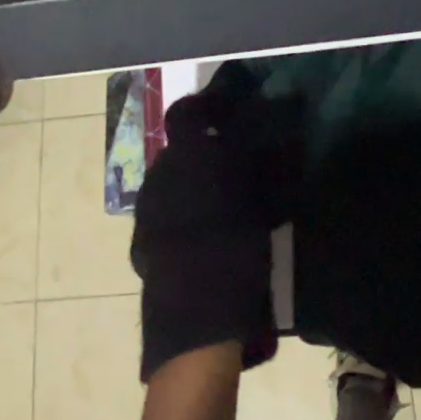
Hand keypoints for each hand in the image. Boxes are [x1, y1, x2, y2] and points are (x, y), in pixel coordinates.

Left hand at [130, 84, 276, 381]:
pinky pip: (164, 213)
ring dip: (191, 184)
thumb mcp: (262, 198)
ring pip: (170, 182)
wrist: (197, 312)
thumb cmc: (235, 243)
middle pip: (180, 149)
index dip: (207, 107)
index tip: (228, 111)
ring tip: (221, 204)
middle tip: (235, 164)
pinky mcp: (140, 240)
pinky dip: (182, 214)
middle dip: (203, 151)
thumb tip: (280, 131)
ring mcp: (145, 208)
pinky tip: (203, 234)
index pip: (188, 111)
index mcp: (185, 153)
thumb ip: (265, 160)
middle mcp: (158, 172)